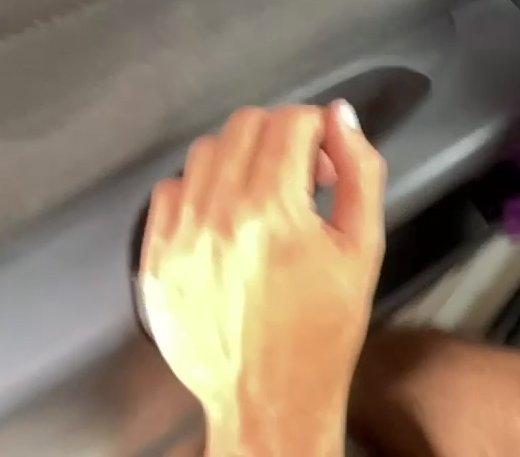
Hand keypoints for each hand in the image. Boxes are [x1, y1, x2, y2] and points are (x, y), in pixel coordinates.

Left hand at [139, 102, 386, 456]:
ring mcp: (180, 239)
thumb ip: (361, 170)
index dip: (318, 128)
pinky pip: (170, 189)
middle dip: (282, 134)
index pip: (291, 120)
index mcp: (274, 213)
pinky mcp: (155, 260)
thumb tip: (342, 118)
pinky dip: (201, 189)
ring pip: (206, 149)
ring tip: (263, 194)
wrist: (270, 402)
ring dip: (241, 157)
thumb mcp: (364, 246)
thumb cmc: (321, 332)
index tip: (326, 153)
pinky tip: (226, 215)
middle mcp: (219, 218)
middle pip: (246, 124)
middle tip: (300, 171)